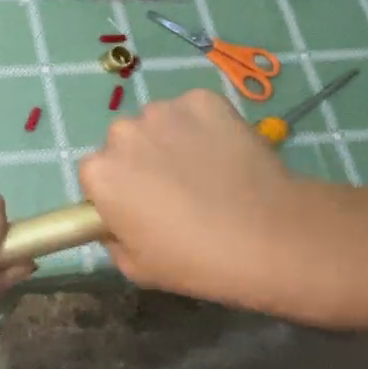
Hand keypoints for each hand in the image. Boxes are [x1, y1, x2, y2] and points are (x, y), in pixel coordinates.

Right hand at [79, 90, 327, 315]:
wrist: (270, 237)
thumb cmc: (197, 261)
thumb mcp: (137, 268)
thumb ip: (113, 237)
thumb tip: (117, 221)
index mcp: (100, 171)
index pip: (96, 174)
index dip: (119, 191)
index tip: (143, 209)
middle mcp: (122, 131)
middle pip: (124, 142)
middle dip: (143, 160)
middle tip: (177, 191)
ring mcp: (162, 111)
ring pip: (158, 124)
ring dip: (172, 141)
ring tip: (207, 172)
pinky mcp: (201, 99)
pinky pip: (192, 111)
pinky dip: (204, 127)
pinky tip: (225, 155)